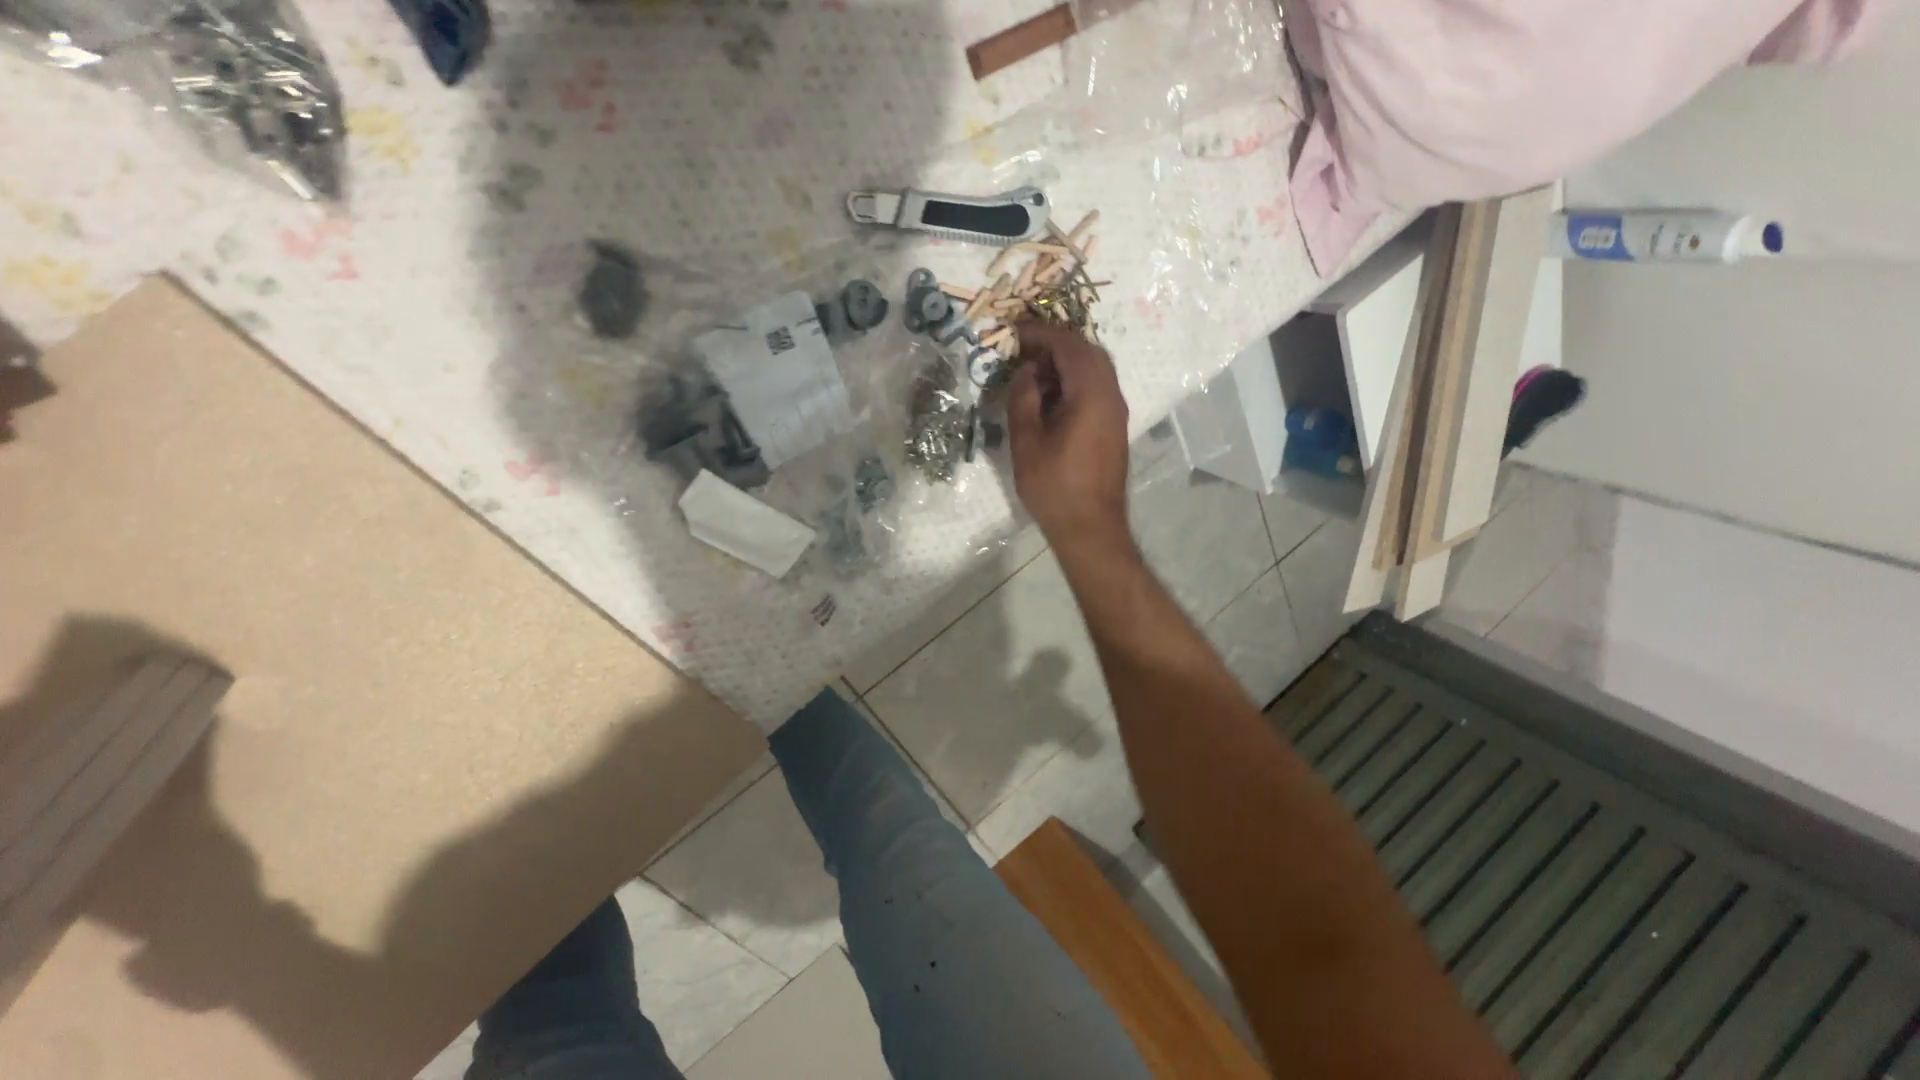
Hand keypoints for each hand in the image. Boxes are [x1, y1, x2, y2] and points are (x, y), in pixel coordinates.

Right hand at [1005, 321, 1131, 552]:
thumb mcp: (1026, 441)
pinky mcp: (1114, 427)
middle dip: (1056, 343)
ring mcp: (1117, 412)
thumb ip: (1024, 398)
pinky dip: (1074, 381)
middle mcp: (1111, 396)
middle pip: (1088, 351)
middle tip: (1023, 349)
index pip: (1069, 345)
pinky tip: (1049, 397)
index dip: (1040, 333)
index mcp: (1091, 394)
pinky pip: (1097, 388)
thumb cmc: (1054, 487)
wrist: (1090, 528)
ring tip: (1032, 373)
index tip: (1013, 331)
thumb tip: (1028, 372)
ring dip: (1066, 363)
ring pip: (1095, 369)